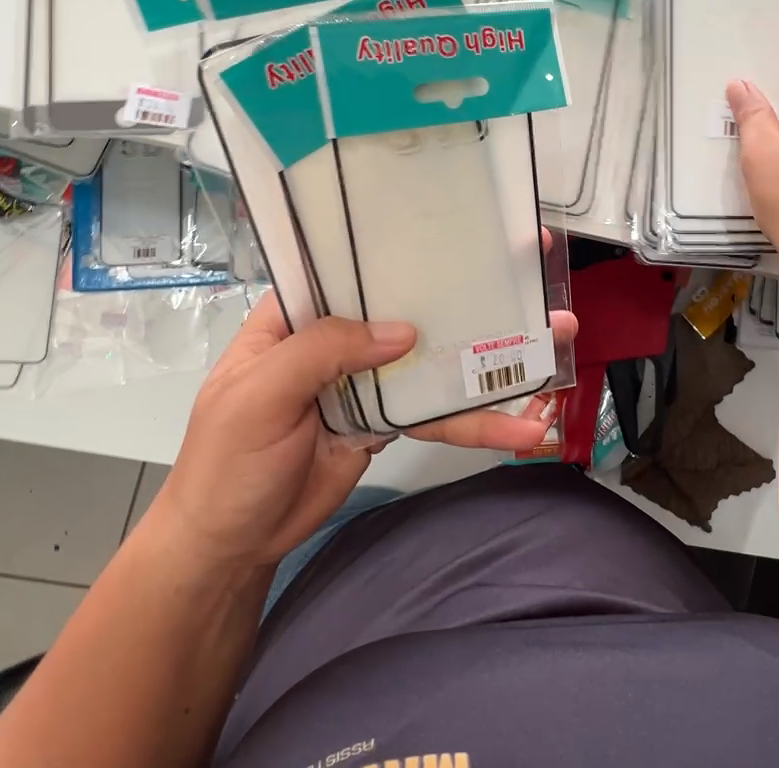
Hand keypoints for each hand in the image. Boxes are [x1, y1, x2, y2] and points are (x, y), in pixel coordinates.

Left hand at [148, 289, 577, 570]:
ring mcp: (366, 382)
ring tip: (551, 354)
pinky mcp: (386, 423)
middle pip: (406, 310)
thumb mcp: (258, 396)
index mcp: (296, 318)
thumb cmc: (227, 462)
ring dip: (487, 362)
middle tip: (528, 281)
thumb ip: (322, 352)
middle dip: (465, 298)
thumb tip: (404, 332)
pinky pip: (436, 414)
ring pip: (432, 363)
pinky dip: (477, 422)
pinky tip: (520, 430)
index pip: (349, 269)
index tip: (460, 232)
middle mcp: (336, 340)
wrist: (233, 545)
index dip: (399, 249)